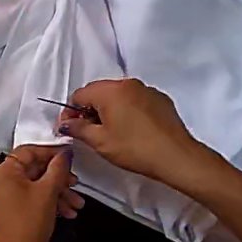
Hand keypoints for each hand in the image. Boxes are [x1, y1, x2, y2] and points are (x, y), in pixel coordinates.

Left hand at [0, 144, 80, 241]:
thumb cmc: (30, 223)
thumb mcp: (48, 192)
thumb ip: (58, 168)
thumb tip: (65, 153)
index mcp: (4, 171)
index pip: (29, 151)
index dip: (52, 152)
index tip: (70, 155)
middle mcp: (1, 180)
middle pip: (34, 169)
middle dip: (59, 178)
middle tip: (76, 184)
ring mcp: (6, 195)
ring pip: (37, 185)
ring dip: (58, 192)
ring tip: (76, 204)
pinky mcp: (12, 207)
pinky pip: (33, 197)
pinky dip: (50, 201)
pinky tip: (68, 212)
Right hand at [59, 78, 223, 192]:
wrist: (175, 156)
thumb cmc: (138, 149)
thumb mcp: (100, 141)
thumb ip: (78, 129)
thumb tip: (67, 124)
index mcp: (110, 91)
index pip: (80, 94)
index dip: (71, 112)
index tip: (70, 127)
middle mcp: (128, 84)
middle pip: (98, 92)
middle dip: (89, 110)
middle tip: (87, 131)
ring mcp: (146, 90)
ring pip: (117, 95)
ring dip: (108, 110)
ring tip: (109, 133)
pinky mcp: (159, 99)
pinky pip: (135, 99)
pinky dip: (127, 110)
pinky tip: (128, 130)